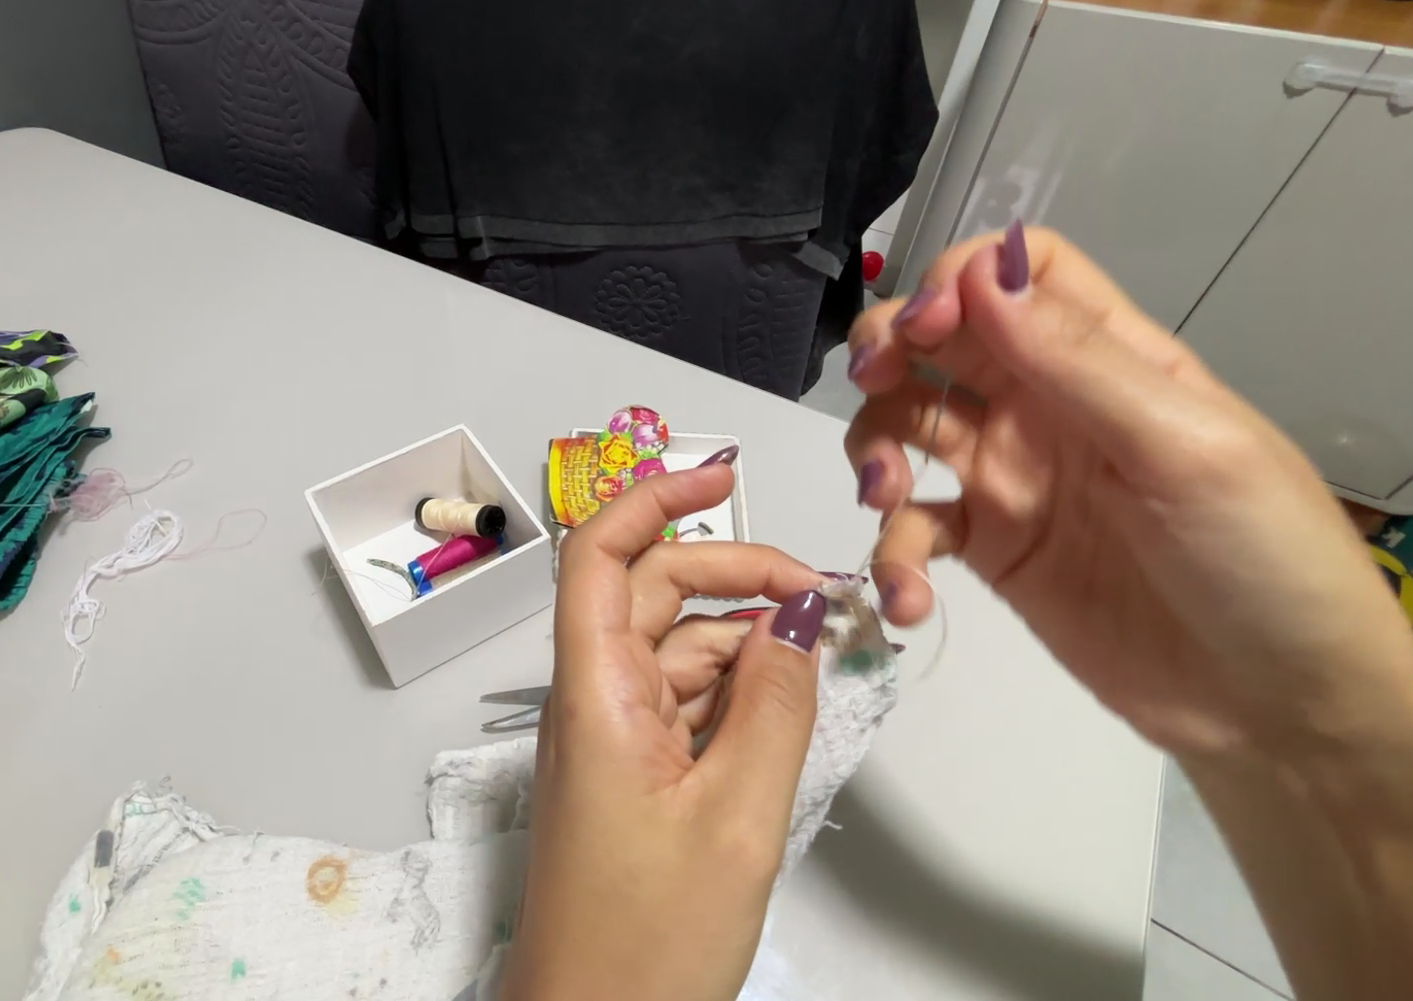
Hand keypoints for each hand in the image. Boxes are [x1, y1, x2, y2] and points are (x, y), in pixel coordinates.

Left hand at [502, 465, 828, 1000]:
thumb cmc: (651, 934)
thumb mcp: (736, 817)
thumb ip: (774, 706)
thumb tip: (803, 616)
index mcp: (594, 686)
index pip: (600, 553)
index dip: (653, 499)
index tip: (724, 478)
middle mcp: (595, 689)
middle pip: (655, 590)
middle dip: (734, 575)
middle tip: (819, 595)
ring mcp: (615, 725)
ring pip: (680, 643)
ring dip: (745, 638)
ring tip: (819, 655)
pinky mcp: (636, 759)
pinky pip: (687, 695)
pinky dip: (737, 687)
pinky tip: (785, 701)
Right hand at [845, 225, 1412, 769]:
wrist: (1270, 710)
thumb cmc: (1259, 561)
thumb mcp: (1185, 449)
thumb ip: (1077, 362)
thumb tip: (978, 276)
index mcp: (1106, 360)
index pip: (1016, 276)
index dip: (959, 280)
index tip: (927, 327)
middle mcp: (1041, 405)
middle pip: (936, 341)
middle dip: (886, 348)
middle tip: (872, 380)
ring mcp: (1003, 475)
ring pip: (901, 423)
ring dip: (871, 449)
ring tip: (884, 500)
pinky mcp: (980, 544)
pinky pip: (909, 526)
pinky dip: (890, 555)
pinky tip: (908, 599)